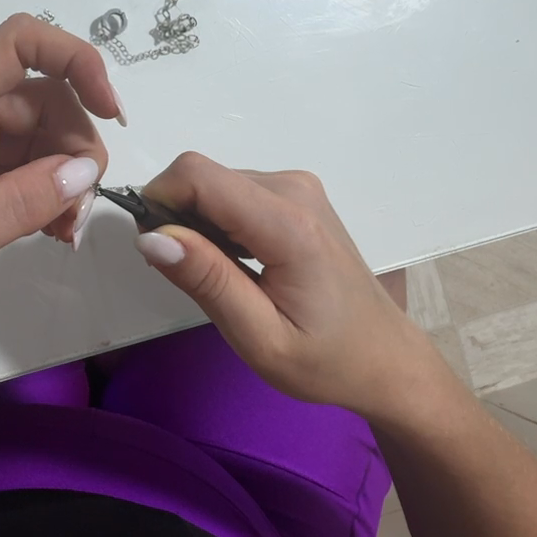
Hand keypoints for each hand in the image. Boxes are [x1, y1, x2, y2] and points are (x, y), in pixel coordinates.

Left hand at [0, 14, 123, 361]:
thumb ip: (20, 203)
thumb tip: (85, 171)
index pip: (19, 42)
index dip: (75, 59)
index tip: (110, 111)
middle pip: (43, 98)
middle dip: (76, 146)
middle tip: (78, 210)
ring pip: (40, 137)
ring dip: (65, 179)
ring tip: (64, 232)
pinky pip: (23, 170)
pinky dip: (46, 196)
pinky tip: (52, 232)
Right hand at [130, 153, 439, 418]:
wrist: (386, 359)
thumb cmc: (324, 360)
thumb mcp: (258, 338)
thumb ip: (206, 281)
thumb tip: (151, 235)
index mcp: (287, 225)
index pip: (197, 176)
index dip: (160, 200)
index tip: (155, 248)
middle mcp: (293, 189)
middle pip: (202, 177)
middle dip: (174, 216)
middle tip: (185, 275)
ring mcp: (298, 187)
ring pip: (213, 182)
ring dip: (194, 221)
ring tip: (215, 274)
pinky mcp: (296, 194)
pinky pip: (232, 189)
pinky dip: (216, 219)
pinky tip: (234, 261)